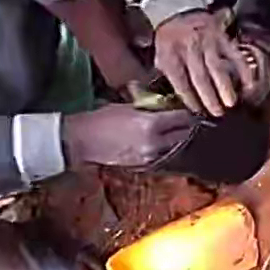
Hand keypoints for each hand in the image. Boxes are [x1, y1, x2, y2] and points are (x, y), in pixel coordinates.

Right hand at [62, 104, 194, 166]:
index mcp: (152, 124)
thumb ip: (151, 108)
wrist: (80, 141)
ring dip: (177, 139)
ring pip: (176, 146)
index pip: (183, 118)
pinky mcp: (145, 164)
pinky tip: (160, 142)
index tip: (188, 111)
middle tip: (184, 121)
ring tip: (173, 131)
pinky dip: (165, 148)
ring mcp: (151, 155)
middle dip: (186, 127)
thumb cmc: (102, 119)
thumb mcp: (128, 107)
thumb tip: (168, 105)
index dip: (187, 113)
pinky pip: (163, 155)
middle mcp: (156, 142)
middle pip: (184, 134)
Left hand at [153, 10, 254, 116]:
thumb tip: (180, 98)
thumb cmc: (170, 38)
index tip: (197, 110)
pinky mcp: (222, 38)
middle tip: (217, 112)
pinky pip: (235, 55)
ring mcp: (207, 42)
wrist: (179, 10)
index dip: (189, 97)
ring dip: (225, 86)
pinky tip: (249, 84)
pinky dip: (243, 70)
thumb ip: (168, 74)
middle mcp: (189, 48)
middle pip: (199, 75)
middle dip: (209, 96)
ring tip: (231, 102)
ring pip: (217, 67)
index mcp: (170, 54)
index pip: (179, 80)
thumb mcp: (160, 54)